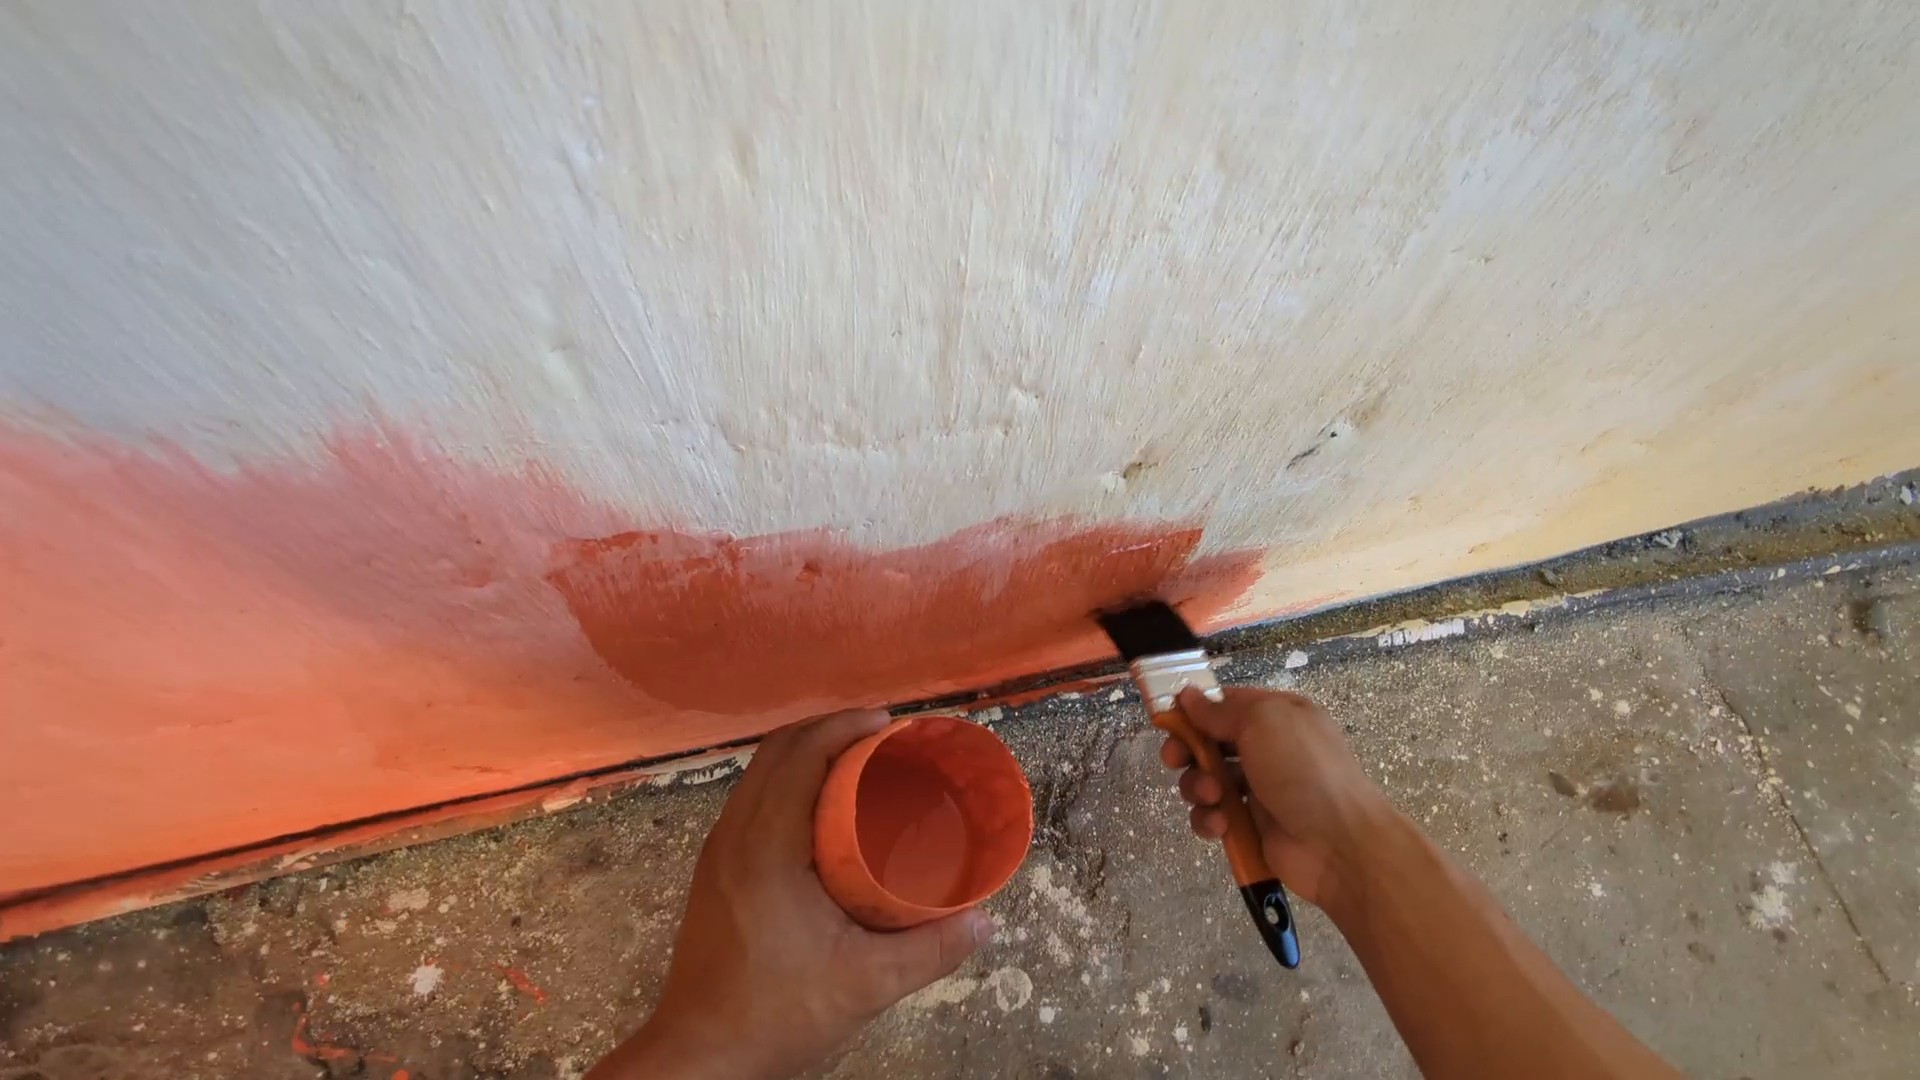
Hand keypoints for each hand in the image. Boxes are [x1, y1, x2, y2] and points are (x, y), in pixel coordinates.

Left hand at [591, 710, 994, 1079]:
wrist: (699, 1058)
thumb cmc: (777, 1012)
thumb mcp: (865, 985)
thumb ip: (929, 951)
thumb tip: (985, 922)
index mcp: (767, 846)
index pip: (800, 755)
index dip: (844, 726)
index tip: (888, 722)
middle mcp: (735, 832)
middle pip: (777, 748)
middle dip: (827, 726)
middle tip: (877, 732)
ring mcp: (718, 847)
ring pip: (759, 768)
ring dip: (805, 747)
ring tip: (854, 755)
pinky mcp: (715, 864)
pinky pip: (752, 792)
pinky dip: (787, 774)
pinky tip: (819, 799)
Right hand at [1162, 687, 1393, 915]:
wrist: (1340, 845)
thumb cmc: (1303, 770)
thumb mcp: (1263, 721)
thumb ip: (1219, 710)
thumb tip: (1188, 695)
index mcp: (1277, 715)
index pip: (1226, 703)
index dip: (1195, 710)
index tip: (1167, 719)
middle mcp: (1268, 748)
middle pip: (1209, 741)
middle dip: (1187, 750)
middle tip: (1174, 759)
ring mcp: (1259, 788)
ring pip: (1206, 778)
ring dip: (1198, 786)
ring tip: (1212, 797)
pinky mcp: (1250, 825)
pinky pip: (1214, 815)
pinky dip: (1209, 819)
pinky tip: (1221, 825)